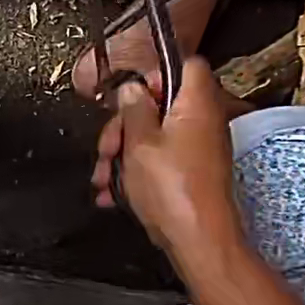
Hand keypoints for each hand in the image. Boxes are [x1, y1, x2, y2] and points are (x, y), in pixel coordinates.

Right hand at [91, 57, 244, 261]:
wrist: (196, 239)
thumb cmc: (172, 190)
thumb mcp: (138, 142)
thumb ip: (133, 110)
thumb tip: (132, 89)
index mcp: (195, 106)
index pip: (187, 66)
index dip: (155, 73)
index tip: (130, 95)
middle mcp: (201, 123)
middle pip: (157, 106)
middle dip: (123, 125)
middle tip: (108, 147)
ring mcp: (196, 149)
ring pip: (150, 136)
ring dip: (120, 154)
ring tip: (102, 178)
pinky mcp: (188, 172)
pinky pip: (155, 160)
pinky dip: (133, 171)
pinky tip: (112, 192)